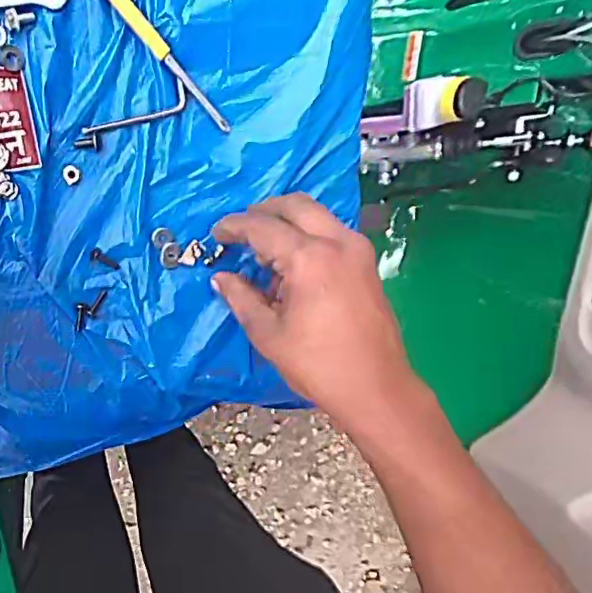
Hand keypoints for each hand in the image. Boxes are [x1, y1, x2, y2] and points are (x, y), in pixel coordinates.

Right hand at [211, 194, 421, 427]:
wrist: (375, 387)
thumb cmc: (317, 364)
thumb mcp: (268, 333)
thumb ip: (241, 298)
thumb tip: (222, 278)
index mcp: (310, 258)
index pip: (263, 227)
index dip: (235, 227)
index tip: (216, 233)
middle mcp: (338, 242)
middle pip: (295, 205)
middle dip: (263, 211)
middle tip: (240, 230)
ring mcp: (357, 250)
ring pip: (317, 215)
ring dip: (287, 222)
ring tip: (263, 251)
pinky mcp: (367, 263)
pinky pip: (331, 233)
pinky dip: (307, 236)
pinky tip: (291, 265)